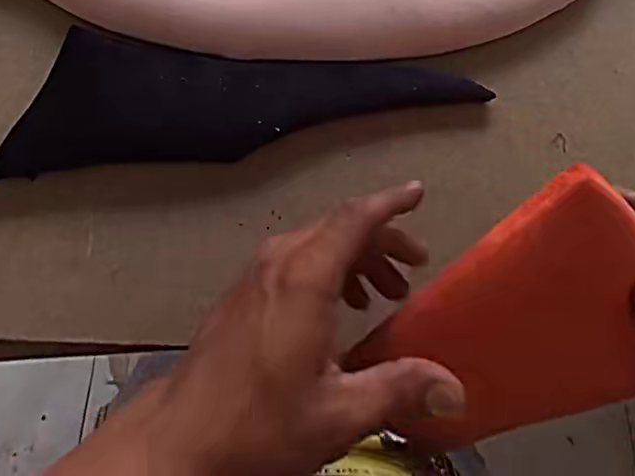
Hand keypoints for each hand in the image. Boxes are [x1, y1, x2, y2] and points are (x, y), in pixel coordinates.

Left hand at [52, 182, 465, 475]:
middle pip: (338, 228)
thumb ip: (397, 390)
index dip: (389, 204)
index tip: (416, 193)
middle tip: (415, 265)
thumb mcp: (337, 415)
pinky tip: (339, 308)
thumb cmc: (260, 424)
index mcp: (304, 277)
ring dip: (354, 257)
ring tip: (384, 293)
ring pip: (316, 243)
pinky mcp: (244, 291)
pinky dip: (327, 269)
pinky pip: (295, 260)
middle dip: (380, 240)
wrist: (181, 440)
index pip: (354, 219)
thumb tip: (453, 387)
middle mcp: (279, 261)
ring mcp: (256, 273)